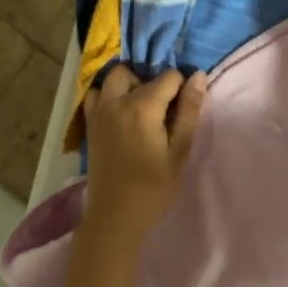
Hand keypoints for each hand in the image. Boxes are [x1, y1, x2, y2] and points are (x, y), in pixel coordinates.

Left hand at [81, 64, 208, 236]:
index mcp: (142, 106)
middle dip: (151, 82)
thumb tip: (198, 76)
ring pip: (112, 79)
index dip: (181, 89)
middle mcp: (116, 101)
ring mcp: (98, 111)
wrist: (116, 215)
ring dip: (128, 85)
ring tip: (141, 110)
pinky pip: (96, 95)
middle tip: (163, 109)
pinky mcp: (90, 123)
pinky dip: (109, 96)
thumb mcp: (179, 150)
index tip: (183, 111)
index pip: (168, 76)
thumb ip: (189, 110)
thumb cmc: (154, 187)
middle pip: (135, 71)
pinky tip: (122, 116)